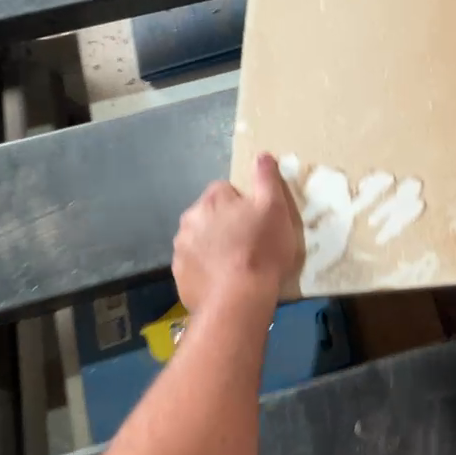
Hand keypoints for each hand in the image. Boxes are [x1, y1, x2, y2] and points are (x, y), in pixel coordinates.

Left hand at [172, 153, 304, 333]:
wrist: (237, 299)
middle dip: (225, 222)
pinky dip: (206, 267)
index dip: (244, 203)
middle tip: (250, 241)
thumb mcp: (276, 209)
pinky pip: (195, 263)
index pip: (225, 189)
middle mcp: (190, 219)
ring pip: (200, 238)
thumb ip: (267, 179)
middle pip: (210, 213)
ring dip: (214, 244)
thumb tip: (262, 154)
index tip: (257, 219)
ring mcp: (181, 248)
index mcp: (213, 200)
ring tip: (238, 262)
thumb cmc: (262, 250)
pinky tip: (225, 278)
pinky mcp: (179, 274)